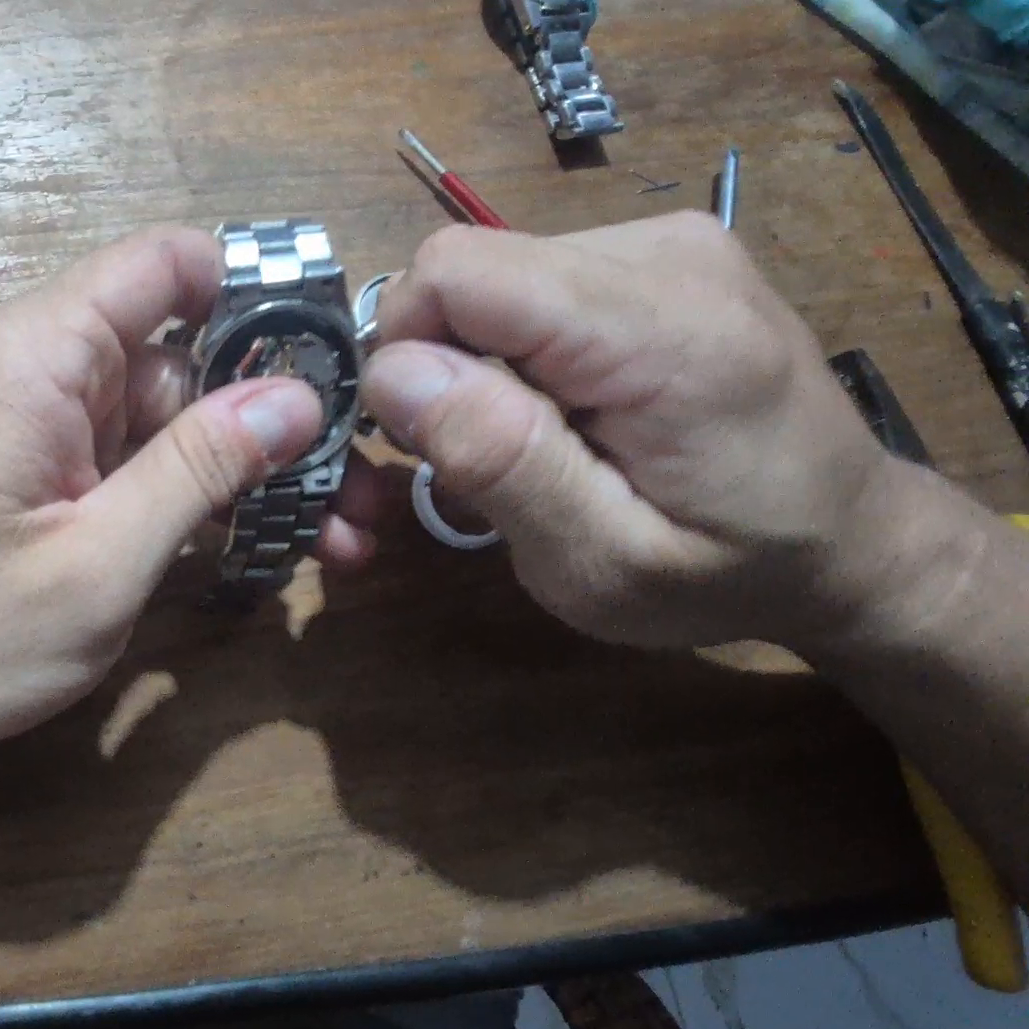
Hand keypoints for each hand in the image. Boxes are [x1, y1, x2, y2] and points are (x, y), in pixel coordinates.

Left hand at [0, 227, 323, 758]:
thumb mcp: (95, 565)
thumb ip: (195, 470)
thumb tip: (294, 396)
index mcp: (33, 359)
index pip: (162, 265)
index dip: (256, 292)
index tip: (332, 359)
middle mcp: (31, 368)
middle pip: (175, 353)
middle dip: (263, 413)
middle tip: (349, 492)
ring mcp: (32, 422)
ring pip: (159, 415)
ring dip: (233, 468)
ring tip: (323, 535)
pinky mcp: (33, 469)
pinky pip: (124, 457)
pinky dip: (181, 492)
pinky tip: (243, 542)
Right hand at [321, 212, 898, 648]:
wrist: (843, 540)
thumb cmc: (723, 574)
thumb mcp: (599, 563)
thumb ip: (501, 462)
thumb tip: (394, 373)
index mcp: (663, 333)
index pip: (459, 272)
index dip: (406, 348)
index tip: (419, 436)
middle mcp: (662, 256)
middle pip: (463, 274)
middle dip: (435, 366)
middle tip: (475, 456)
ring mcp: (659, 245)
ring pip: (481, 281)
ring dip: (469, 366)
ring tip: (525, 441)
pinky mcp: (647, 256)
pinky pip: (516, 288)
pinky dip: (504, 353)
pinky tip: (553, 409)